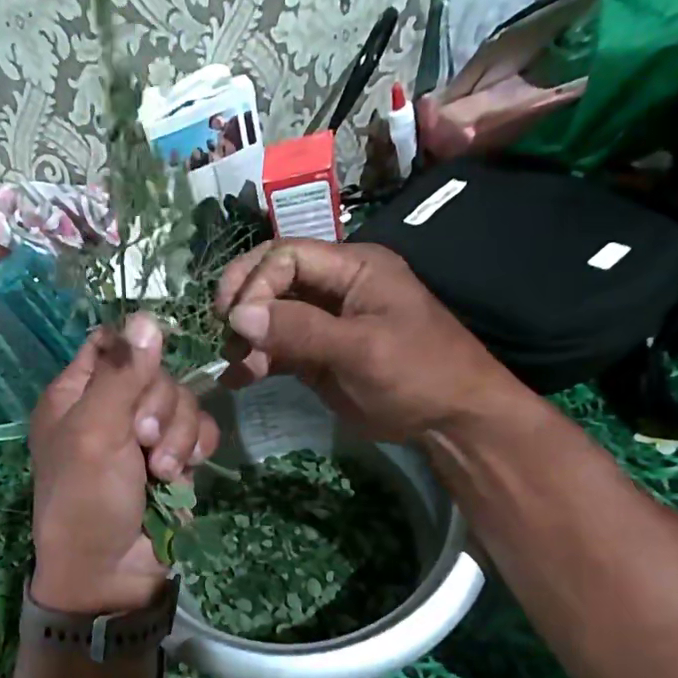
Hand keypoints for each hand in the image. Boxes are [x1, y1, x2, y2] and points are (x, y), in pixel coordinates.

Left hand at [28, 314, 219, 614]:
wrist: (111, 575)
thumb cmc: (86, 501)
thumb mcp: (95, 434)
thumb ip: (123, 376)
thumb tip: (145, 317)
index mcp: (76, 394)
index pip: (109, 343)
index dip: (134, 351)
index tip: (147, 368)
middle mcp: (110, 407)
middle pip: (156, 371)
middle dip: (159, 407)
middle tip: (141, 443)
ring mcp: (144, 434)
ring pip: (183, 400)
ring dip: (178, 435)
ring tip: (161, 472)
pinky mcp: (174, 457)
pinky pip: (200, 429)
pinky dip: (196, 448)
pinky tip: (181, 474)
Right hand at [214, 239, 526, 440]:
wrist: (451, 422)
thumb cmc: (418, 373)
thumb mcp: (362, 349)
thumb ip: (300, 330)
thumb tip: (238, 315)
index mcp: (353, 267)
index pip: (287, 256)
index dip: (256, 282)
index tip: (237, 321)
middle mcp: (335, 287)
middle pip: (272, 279)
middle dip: (245, 304)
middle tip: (225, 334)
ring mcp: (325, 321)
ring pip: (270, 315)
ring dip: (247, 336)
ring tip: (234, 363)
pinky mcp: (318, 355)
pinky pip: (278, 348)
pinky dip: (256, 361)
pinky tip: (237, 379)